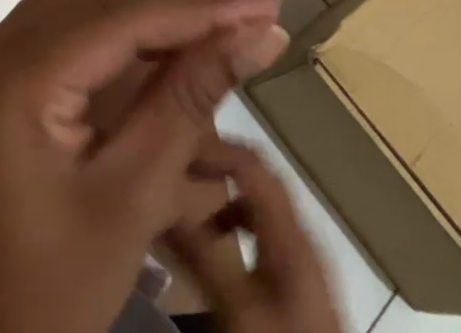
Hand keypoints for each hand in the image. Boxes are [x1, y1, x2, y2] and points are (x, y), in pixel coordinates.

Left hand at [0, 0, 287, 332]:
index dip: (197, 10)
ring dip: (141, 16)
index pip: (116, 19)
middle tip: (245, 21)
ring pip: (71, 9)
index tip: (266, 6)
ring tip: (212, 33)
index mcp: (12, 85)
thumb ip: (190, 98)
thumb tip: (259, 33)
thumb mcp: (136, 191)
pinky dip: (108, 37)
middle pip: (89, 2)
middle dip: (170, 7)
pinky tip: (157, 52)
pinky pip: (53, 35)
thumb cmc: (62, 281)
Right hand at [166, 141, 344, 332]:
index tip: (169, 157)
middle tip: (168, 175)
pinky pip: (261, 233)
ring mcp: (302, 257)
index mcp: (290, 234)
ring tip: (181, 214)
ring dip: (220, 199)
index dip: (212, 151)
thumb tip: (158, 205)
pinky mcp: (297, 280)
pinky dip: (231, 226)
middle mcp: (300, 234)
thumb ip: (199, 254)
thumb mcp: (236, 309)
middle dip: (213, 169)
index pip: (252, 164)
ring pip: (258, 206)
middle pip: (256, 179)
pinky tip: (210, 251)